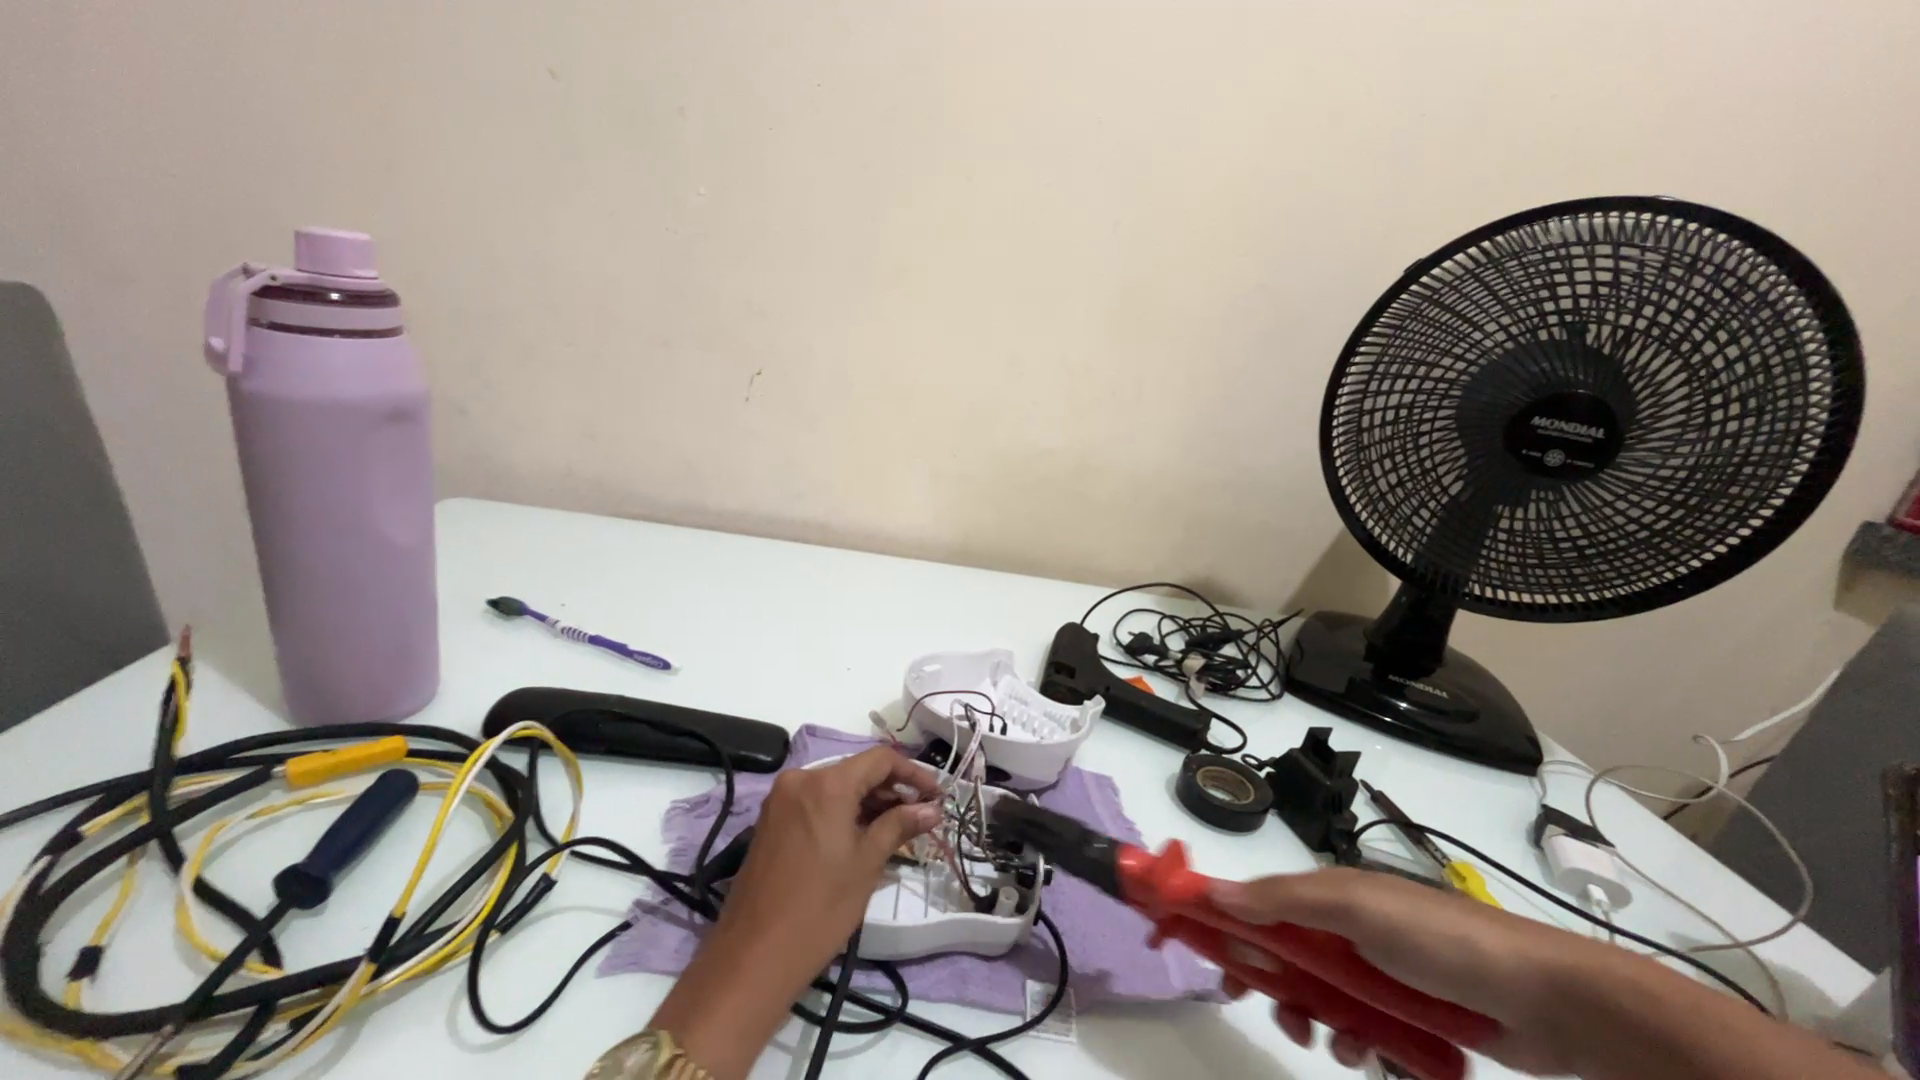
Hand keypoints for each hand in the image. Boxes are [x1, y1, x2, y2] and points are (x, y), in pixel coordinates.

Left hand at [718, 747, 943, 979]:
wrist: (755, 953)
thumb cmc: (820, 906)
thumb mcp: (867, 863)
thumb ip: (900, 825)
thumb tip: (932, 808)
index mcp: (826, 784)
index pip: (880, 759)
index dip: (914, 773)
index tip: (938, 795)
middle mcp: (800, 780)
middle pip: (856, 770)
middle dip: (891, 790)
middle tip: (921, 816)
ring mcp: (781, 800)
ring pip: (836, 787)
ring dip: (868, 802)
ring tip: (898, 829)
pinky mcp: (771, 821)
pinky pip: (816, 803)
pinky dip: (842, 812)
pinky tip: (863, 836)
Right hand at [1210, 867, 1615, 1074]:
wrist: (1547, 1000)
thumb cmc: (1441, 941)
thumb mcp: (1355, 908)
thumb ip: (1283, 901)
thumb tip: (1213, 890)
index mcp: (1333, 896)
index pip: (1261, 902)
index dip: (1225, 921)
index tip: (1196, 949)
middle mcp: (1350, 930)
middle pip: (1282, 955)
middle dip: (1266, 981)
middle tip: (1251, 1002)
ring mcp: (1378, 975)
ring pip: (1317, 999)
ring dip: (1311, 1019)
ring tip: (1328, 1038)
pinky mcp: (1406, 1017)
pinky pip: (1358, 1031)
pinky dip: (1354, 1044)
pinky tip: (1368, 1053)